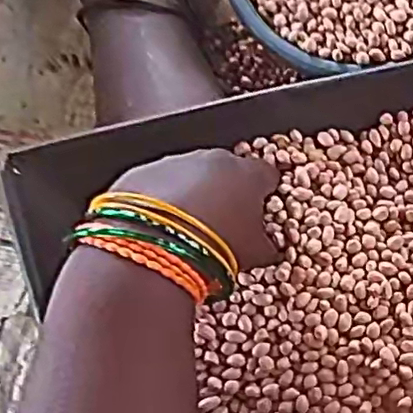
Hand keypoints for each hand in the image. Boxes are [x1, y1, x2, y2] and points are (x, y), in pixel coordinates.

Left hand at [111, 150, 280, 269]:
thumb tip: (270, 247)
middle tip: (227, 222)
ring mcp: (175, 161)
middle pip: (228, 170)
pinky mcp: (142, 171)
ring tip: (193, 228)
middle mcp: (213, 158)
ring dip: (195, 194)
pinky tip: (166, 225)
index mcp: (248, 174)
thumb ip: (269, 245)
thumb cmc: (221, 245)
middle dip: (229, 191)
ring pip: (192, 175)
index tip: (264, 205)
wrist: (159, 242)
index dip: (267, 190)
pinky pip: (160, 184)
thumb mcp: (258, 254)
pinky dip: (165, 200)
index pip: (267, 174)